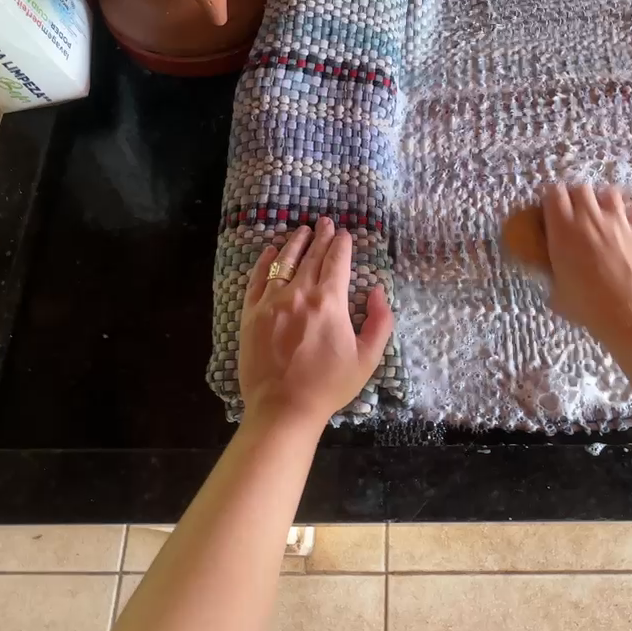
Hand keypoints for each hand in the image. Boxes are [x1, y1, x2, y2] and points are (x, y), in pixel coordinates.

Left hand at [238, 216, 393, 430]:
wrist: (284, 408)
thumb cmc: (329, 385)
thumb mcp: (368, 358)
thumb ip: (380, 322)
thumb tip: (379, 292)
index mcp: (330, 302)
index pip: (337, 262)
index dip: (341, 245)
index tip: (344, 234)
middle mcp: (300, 293)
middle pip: (312, 257)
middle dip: (321, 237)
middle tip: (325, 222)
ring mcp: (272, 302)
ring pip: (285, 262)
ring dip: (296, 243)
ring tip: (303, 230)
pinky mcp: (251, 314)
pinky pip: (258, 279)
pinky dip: (266, 261)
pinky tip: (272, 251)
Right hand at [540, 183, 631, 338]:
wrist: (630, 315)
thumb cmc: (588, 306)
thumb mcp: (557, 291)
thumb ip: (551, 271)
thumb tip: (549, 268)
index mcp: (563, 229)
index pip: (553, 193)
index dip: (551, 199)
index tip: (551, 211)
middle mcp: (590, 217)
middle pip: (581, 188)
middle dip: (576, 197)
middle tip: (576, 214)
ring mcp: (619, 221)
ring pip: (609, 193)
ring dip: (603, 201)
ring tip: (603, 215)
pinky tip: (629, 224)